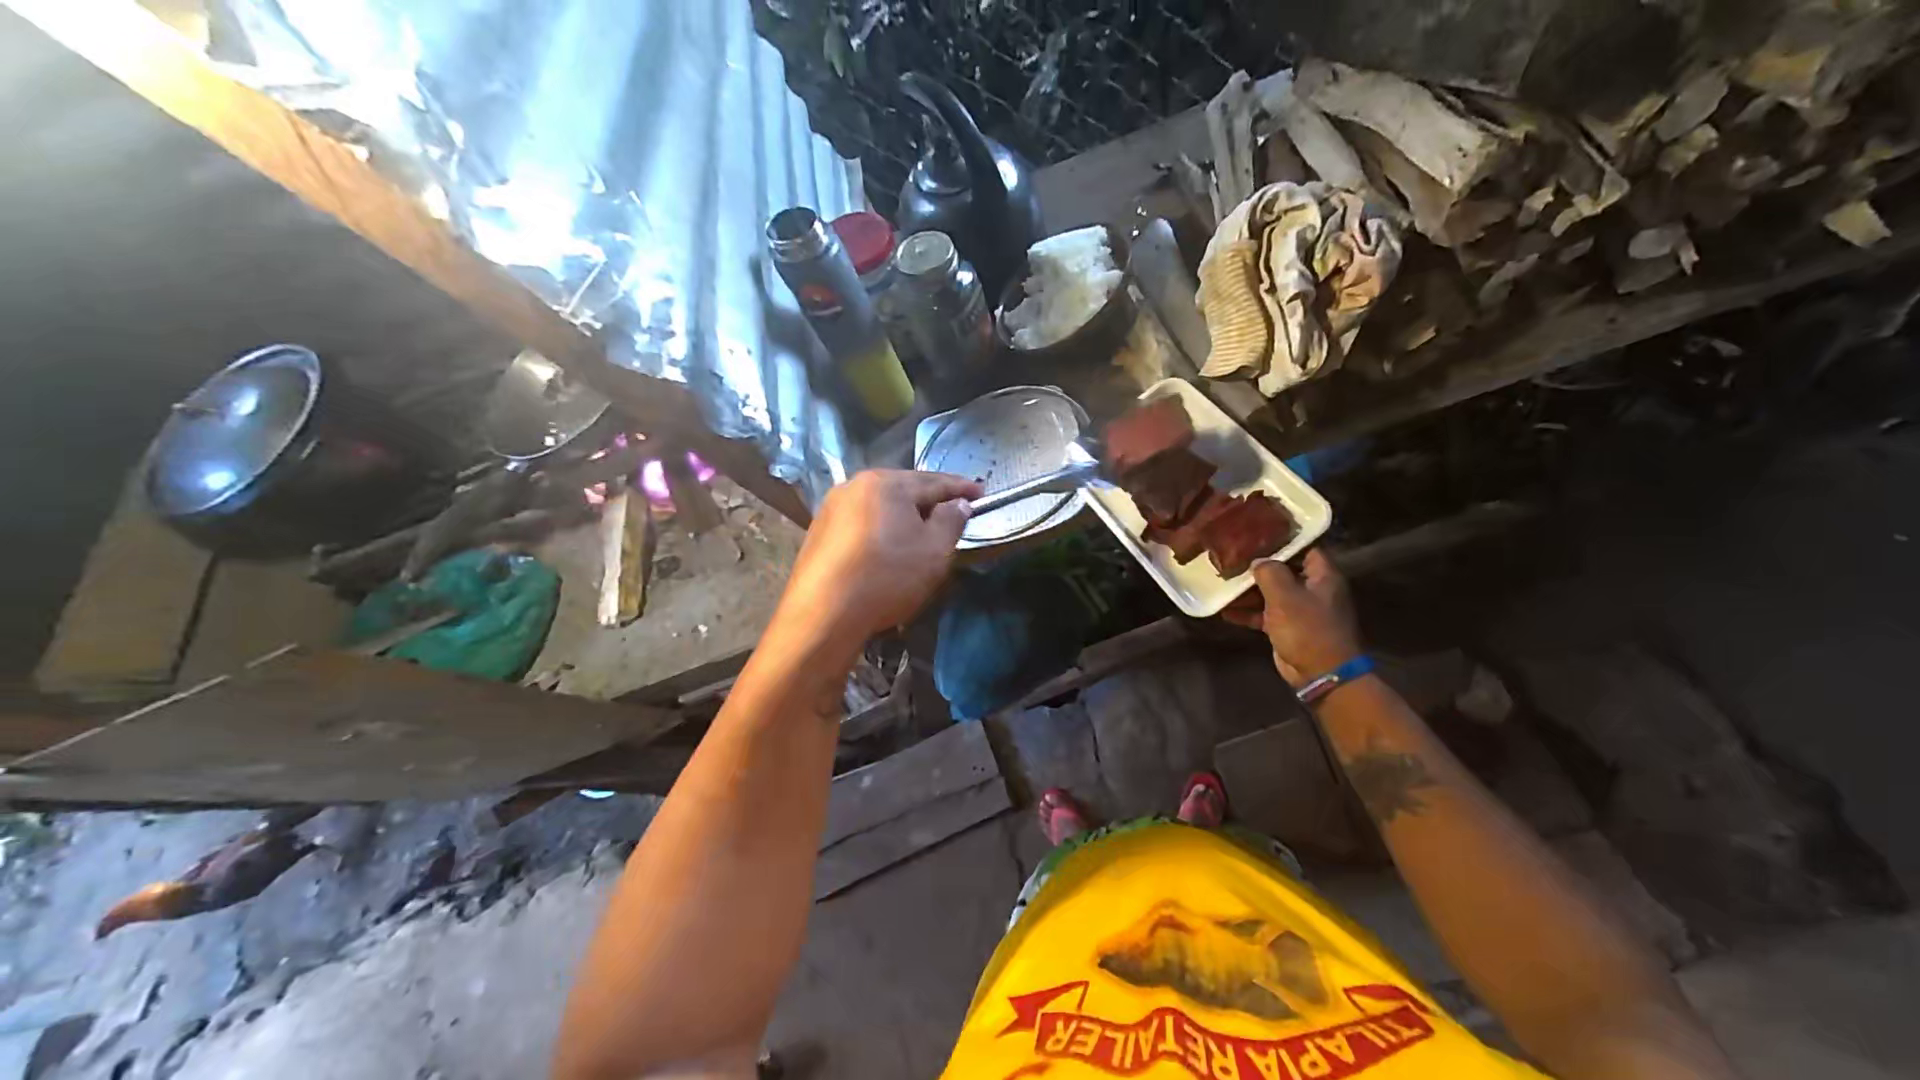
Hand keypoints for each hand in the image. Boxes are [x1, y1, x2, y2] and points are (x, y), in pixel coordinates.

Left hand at [774, 469, 981, 645]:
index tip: (981, 494)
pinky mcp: (817, 534)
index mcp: (886, 483)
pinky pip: (860, 524)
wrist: (823, 615)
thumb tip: (958, 504)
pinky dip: (879, 532)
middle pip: (903, 489)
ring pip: (879, 507)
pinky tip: (886, 551)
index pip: (934, 481)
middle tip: (953, 514)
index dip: (962, 488)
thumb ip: (951, 521)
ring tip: (920, 534)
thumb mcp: (934, 551)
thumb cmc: (887, 577)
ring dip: (902, 518)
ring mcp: (831, 509)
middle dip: (929, 501)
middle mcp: (854, 486)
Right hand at [1235, 549, 1362, 685]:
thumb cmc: (1307, 629)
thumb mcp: (1285, 595)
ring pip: (1271, 593)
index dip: (1281, 541)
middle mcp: (1313, 589)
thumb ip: (1269, 572)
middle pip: (1283, 570)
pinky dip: (1248, 612)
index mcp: (1322, 576)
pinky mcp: (1288, 628)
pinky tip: (1224, 610)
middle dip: (1257, 567)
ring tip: (1222, 583)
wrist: (1321, 673)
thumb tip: (1257, 561)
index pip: (1304, 548)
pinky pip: (1265, 614)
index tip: (1255, 535)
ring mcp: (1300, 610)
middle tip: (1231, 559)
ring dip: (1248, 591)